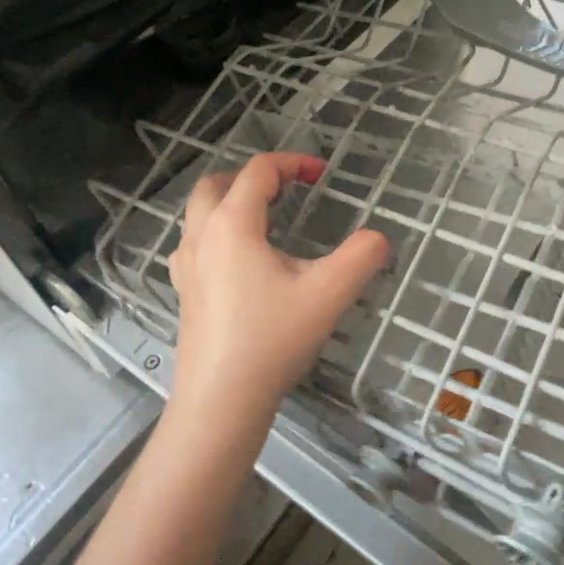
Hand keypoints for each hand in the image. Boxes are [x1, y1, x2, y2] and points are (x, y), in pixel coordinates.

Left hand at [168, 153, 387, 404]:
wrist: (220, 402)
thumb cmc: (272, 339)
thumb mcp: (329, 293)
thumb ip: (362, 255)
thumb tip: (378, 238)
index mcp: (232, 224)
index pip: (258, 170)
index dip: (294, 163)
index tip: (324, 175)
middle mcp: (201, 236)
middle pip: (217, 183)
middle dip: (254, 177)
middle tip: (289, 189)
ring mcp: (186, 266)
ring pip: (200, 212)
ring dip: (232, 202)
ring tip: (270, 219)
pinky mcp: (185, 292)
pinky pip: (196, 242)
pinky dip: (220, 232)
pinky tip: (245, 260)